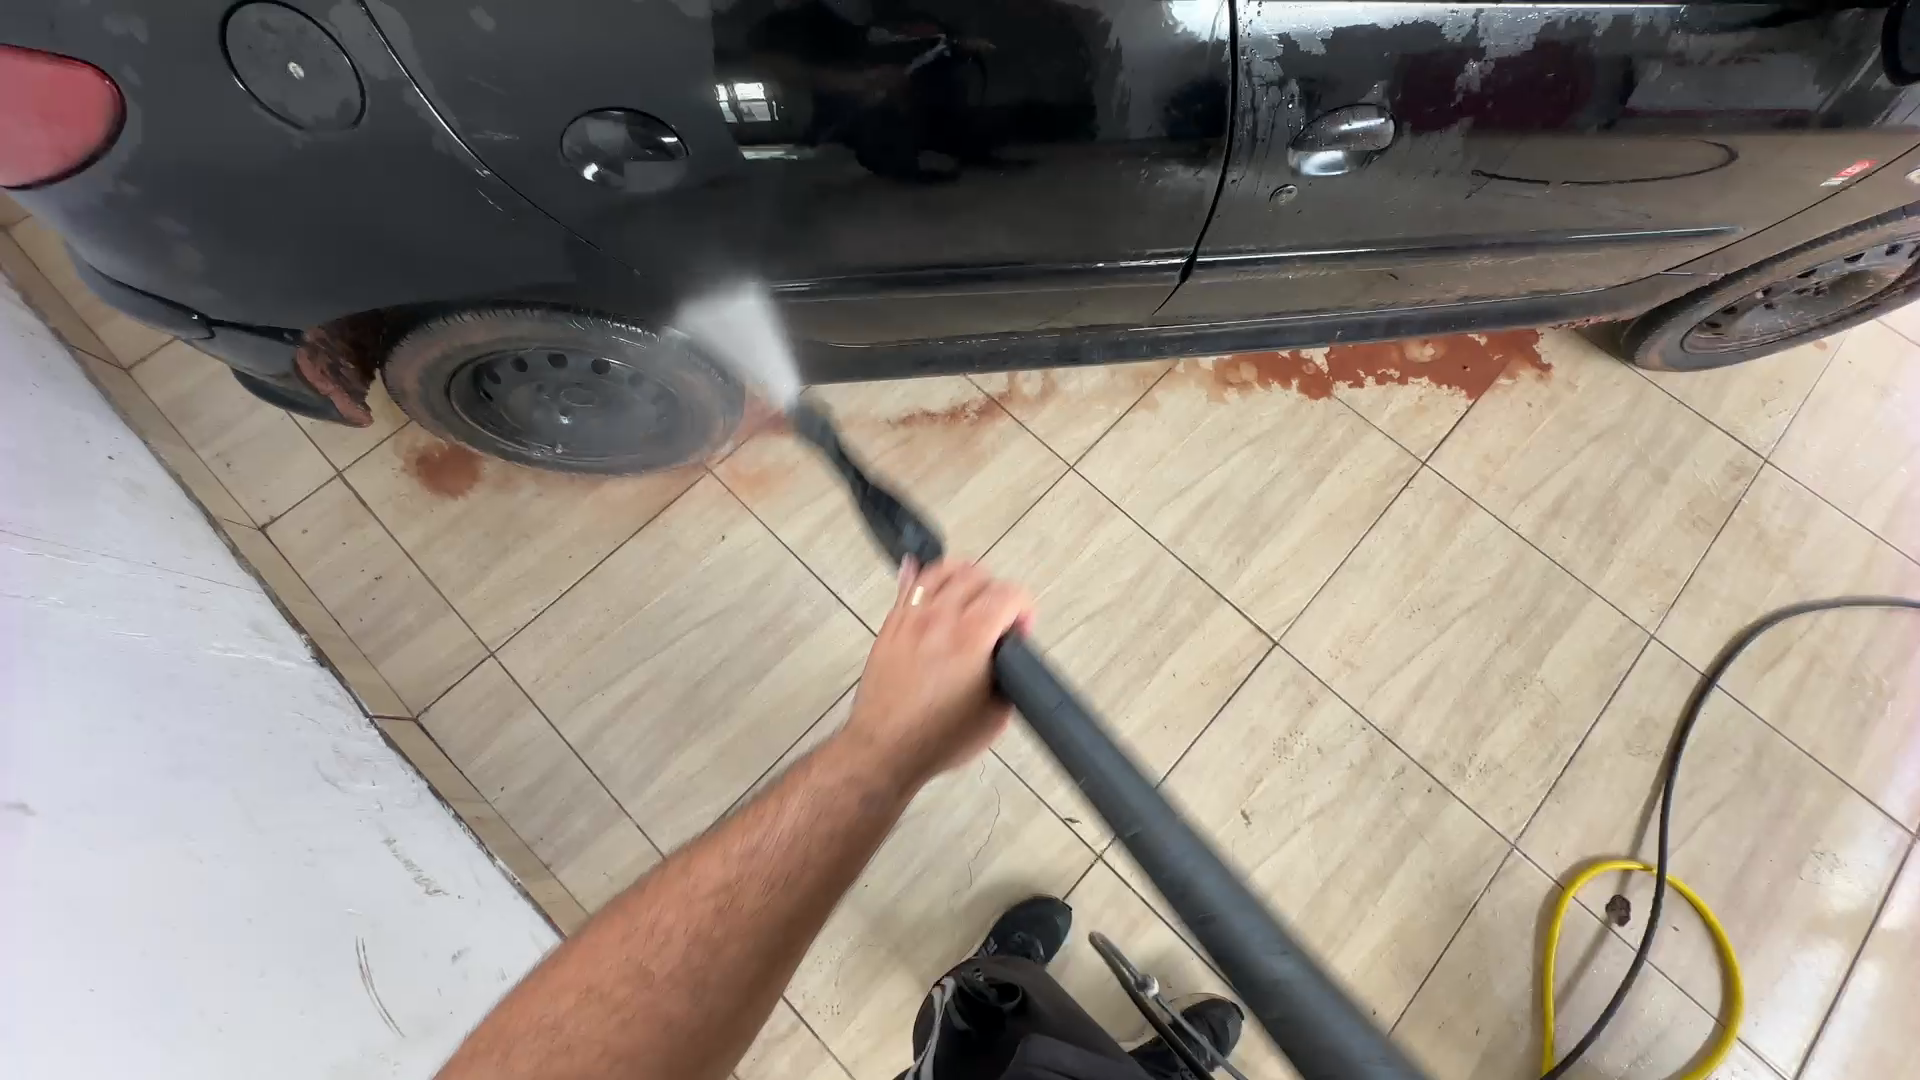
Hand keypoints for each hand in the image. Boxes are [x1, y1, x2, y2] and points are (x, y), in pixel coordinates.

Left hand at [842, 558, 1033, 789]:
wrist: (885, 748)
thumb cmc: (938, 738)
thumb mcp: (995, 715)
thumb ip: (1009, 673)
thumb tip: (1009, 653)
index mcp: (972, 637)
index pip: (1009, 594)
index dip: (1024, 608)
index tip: (1021, 628)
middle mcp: (941, 618)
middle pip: (976, 575)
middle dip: (997, 591)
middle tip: (999, 617)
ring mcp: (911, 618)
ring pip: (941, 571)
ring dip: (963, 576)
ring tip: (971, 594)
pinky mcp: (891, 625)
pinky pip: (908, 585)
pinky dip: (922, 575)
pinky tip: (925, 572)